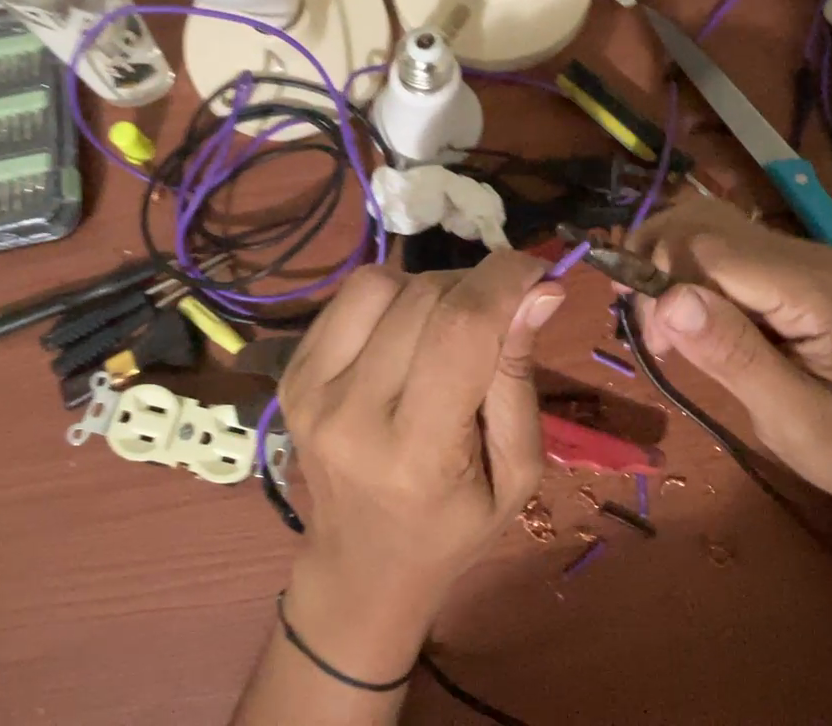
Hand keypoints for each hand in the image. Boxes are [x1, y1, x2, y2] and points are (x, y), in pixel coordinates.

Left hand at [275, 252, 562, 678]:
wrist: (362, 562)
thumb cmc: (453, 526)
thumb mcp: (516, 473)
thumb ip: (519, 378)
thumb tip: (539, 290)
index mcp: (416, 452)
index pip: (460, 331)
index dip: (504, 280)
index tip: (536, 269)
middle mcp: (351, 414)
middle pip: (423, 298)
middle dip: (476, 286)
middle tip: (498, 312)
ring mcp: (310, 390)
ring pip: (380, 284)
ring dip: (429, 287)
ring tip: (447, 326)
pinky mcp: (292, 373)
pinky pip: (349, 297)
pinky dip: (390, 297)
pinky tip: (405, 333)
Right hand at [625, 199, 831, 522]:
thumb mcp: (793, 418)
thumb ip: (732, 355)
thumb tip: (667, 298)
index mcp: (811, 287)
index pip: (705, 247)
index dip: (662, 282)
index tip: (655, 343)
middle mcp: (804, 255)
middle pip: (699, 223)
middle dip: (654, 267)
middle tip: (649, 334)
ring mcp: (798, 258)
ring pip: (703, 226)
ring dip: (663, 265)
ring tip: (657, 323)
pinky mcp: (788, 270)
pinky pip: (718, 248)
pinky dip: (683, 271)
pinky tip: (682, 316)